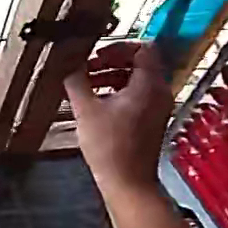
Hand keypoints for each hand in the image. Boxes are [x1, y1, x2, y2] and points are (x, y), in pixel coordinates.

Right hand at [62, 41, 172, 198]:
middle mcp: (159, 92)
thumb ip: (77, 81)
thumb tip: (68, 63)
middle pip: (139, 63)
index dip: (117, 47)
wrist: (127, 180)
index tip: (94, 57)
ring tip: (84, 84)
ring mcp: (157, 106)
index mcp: (149, 86)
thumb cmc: (108, 144)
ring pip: (136, 78)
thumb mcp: (85, 109)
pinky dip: (116, 90)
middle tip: (85, 69)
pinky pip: (136, 93)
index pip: (143, 49)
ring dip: (110, 76)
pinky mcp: (150, 118)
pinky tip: (94, 101)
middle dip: (110, 61)